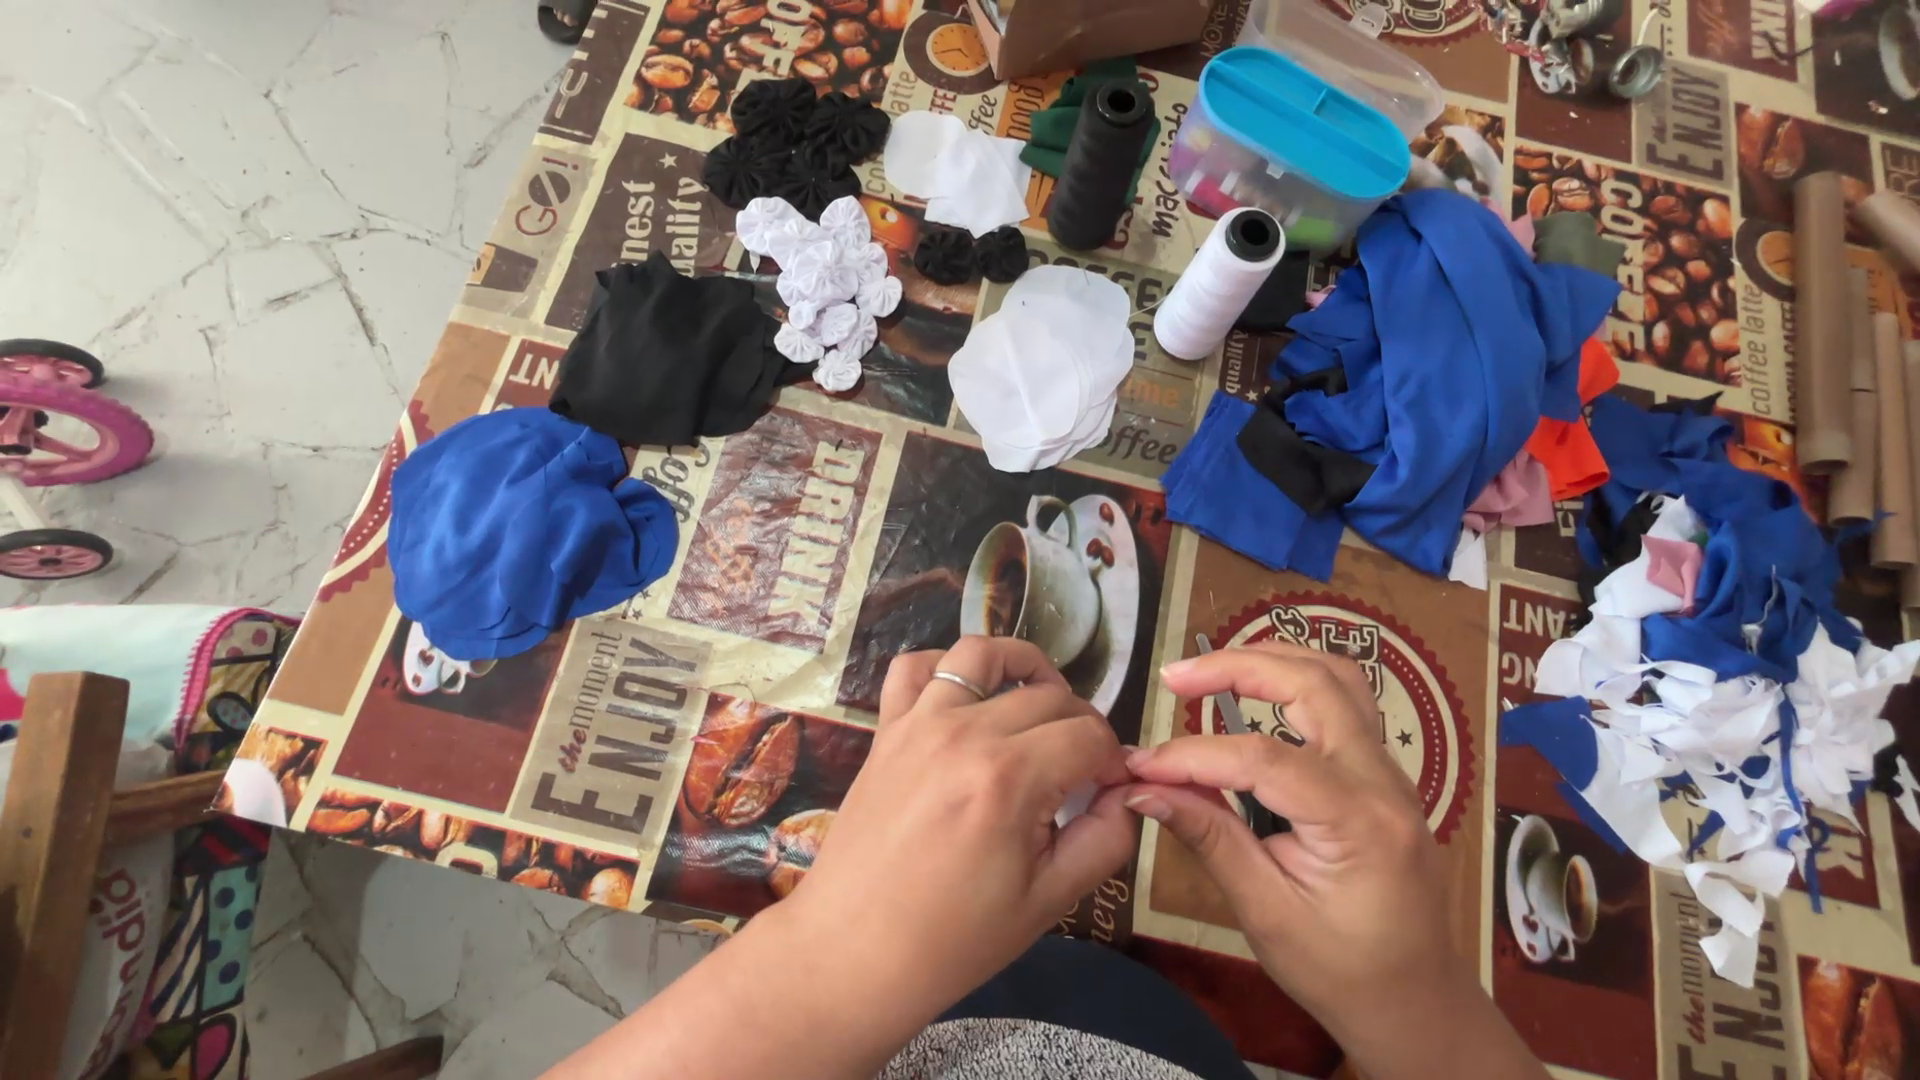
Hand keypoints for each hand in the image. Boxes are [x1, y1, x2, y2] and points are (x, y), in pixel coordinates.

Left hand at [781, 635, 1136, 1011]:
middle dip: (1079, 723)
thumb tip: (1122, 792)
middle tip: (1078, 768)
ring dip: (1022, 666)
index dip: (1111, 759)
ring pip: (982, 653)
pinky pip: (913, 667)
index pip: (1089, 734)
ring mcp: (919, 723)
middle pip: (1048, 695)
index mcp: (1010, 778)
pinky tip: (964, 697)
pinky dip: (944, 666)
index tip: (1107, 789)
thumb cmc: (955, 938)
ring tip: (1037, 698)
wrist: (855, 951)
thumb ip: (1104, 839)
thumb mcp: (1049, 901)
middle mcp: (965, 733)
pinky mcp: (887, 729)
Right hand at [1125, 643, 1545, 1079]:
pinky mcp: (1382, 774)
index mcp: (1359, 822)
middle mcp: (1383, 780)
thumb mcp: (1266, 913)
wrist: (1419, 1006)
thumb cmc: (1342, 973)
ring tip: (1209, 670)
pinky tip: (1253, 691)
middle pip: (1313, 684)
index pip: (1262, 758)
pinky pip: (1343, 702)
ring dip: (1270, 660)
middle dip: (1236, 667)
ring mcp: (1391, 772)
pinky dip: (1292, 681)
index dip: (1192, 754)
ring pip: (1337, 678)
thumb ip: (1208, 836)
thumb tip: (1143, 789)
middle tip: (1173, 676)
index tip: (1140, 765)